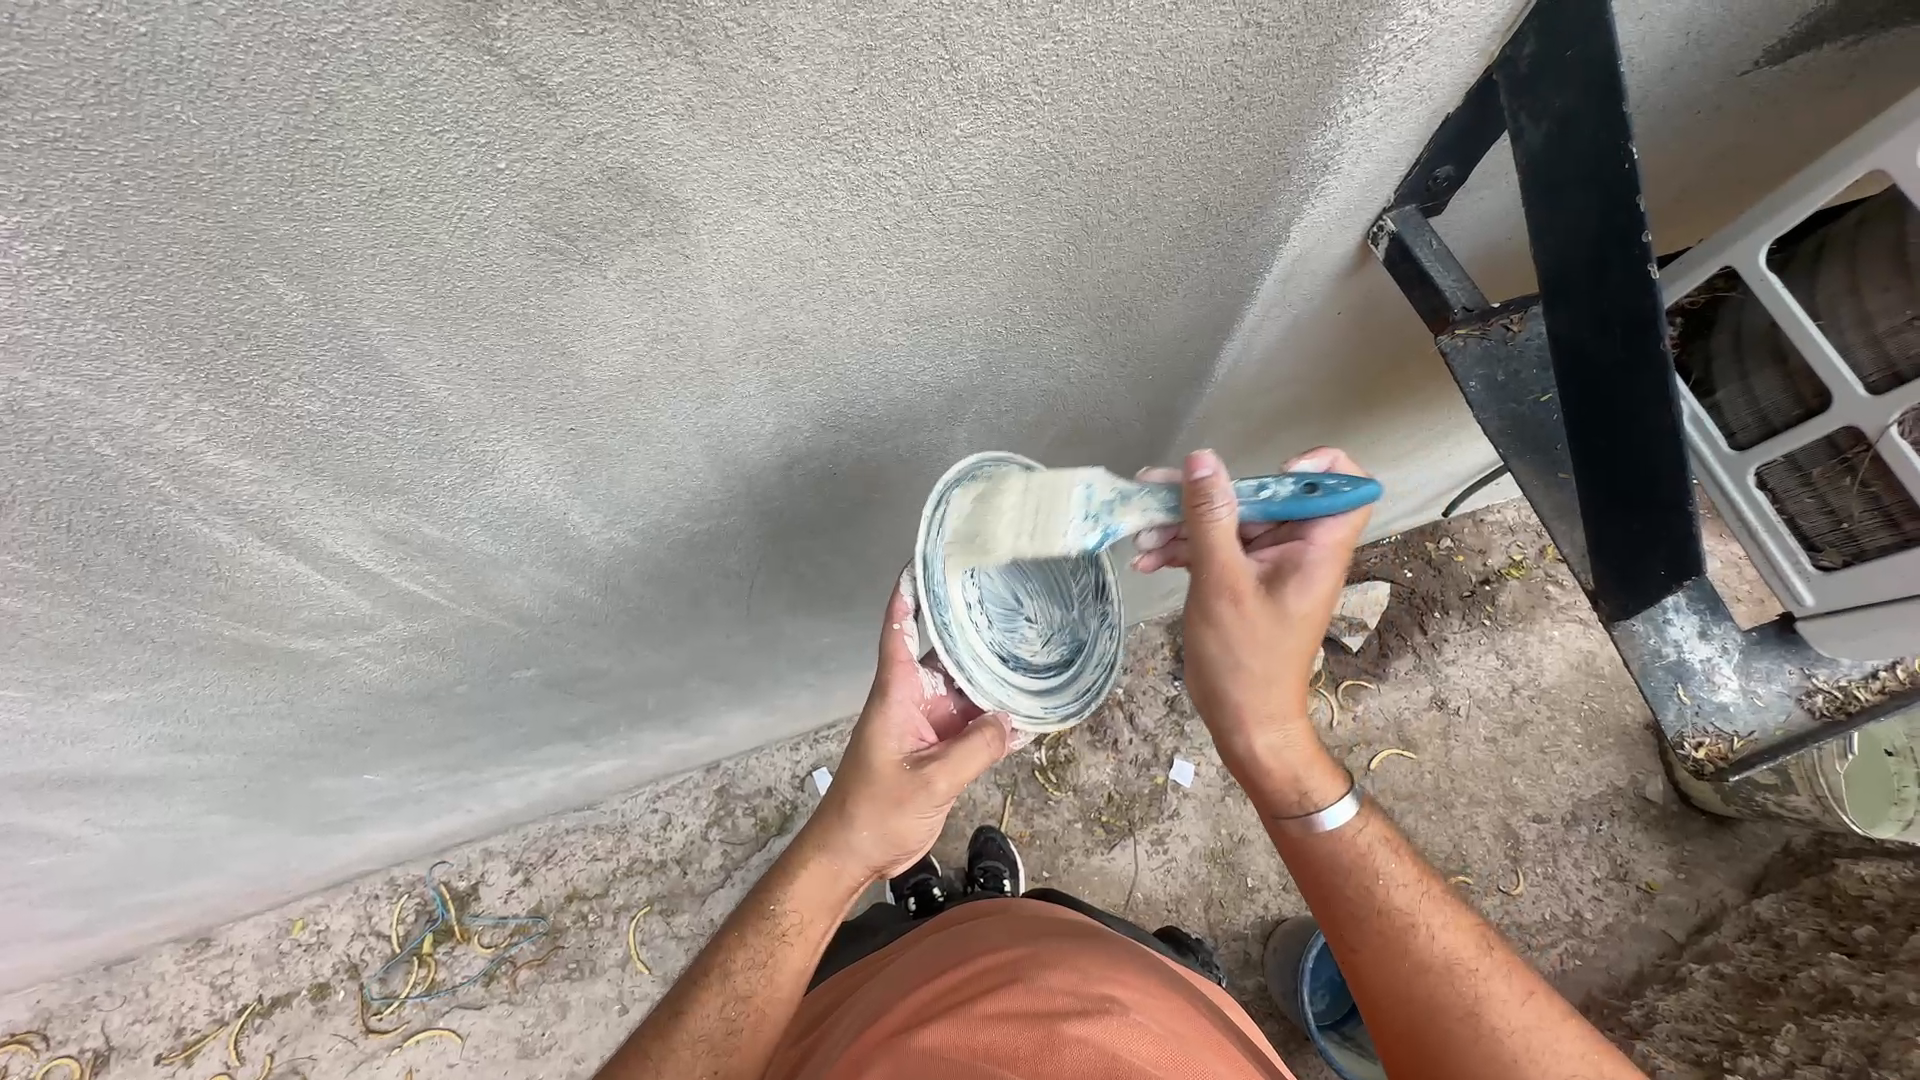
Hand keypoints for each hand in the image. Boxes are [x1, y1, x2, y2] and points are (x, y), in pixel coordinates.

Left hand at [804, 569, 1013, 882]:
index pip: (898, 632)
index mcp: (897, 694)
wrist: (855, 854)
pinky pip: (974, 728)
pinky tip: (1031, 715)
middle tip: (1015, 608)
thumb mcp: (928, 781)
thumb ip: (973, 749)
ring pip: (967, 693)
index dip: (907, 597)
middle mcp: (915, 701)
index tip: (922, 563)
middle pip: (947, 658)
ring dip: (995, 683)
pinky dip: (998, 723)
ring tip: (1037, 656)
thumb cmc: (875, 812)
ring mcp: (930, 726)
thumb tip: (1011, 719)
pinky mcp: (941, 752)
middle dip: (975, 636)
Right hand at [1132, 448, 1371, 813]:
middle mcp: (1297, 550)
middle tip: (1155, 490)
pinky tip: (1146, 561)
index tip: (1267, 473)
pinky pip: (1214, 549)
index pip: (1342, 486)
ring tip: (1139, 536)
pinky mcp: (1240, 581)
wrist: (1242, 720)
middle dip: (1208, 495)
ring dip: (1182, 525)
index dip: (1313, 469)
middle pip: (1262, 499)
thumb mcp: (1221, 581)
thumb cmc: (1244, 656)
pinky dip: (1182, 550)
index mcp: (1316, 547)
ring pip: (1229, 523)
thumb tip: (1201, 459)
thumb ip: (1210, 517)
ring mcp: (1267, 566)